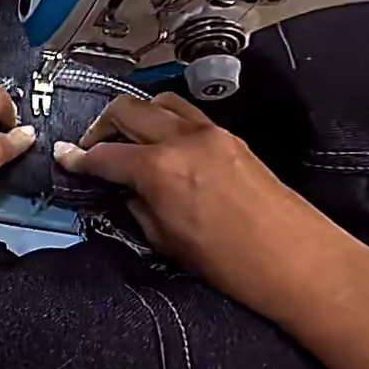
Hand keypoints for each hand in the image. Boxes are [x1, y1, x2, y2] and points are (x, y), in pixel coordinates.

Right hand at [54, 93, 368, 321]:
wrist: (303, 265)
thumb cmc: (233, 267)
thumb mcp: (168, 244)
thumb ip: (139, 208)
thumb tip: (126, 190)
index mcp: (160, 170)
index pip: (106, 155)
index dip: (79, 158)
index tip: (64, 157)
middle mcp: (182, 139)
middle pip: (127, 110)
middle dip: (101, 126)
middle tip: (93, 148)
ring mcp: (211, 133)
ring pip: (159, 102)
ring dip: (135, 115)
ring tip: (128, 139)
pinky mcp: (231, 138)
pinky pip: (187, 114)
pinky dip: (165, 121)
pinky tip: (164, 143)